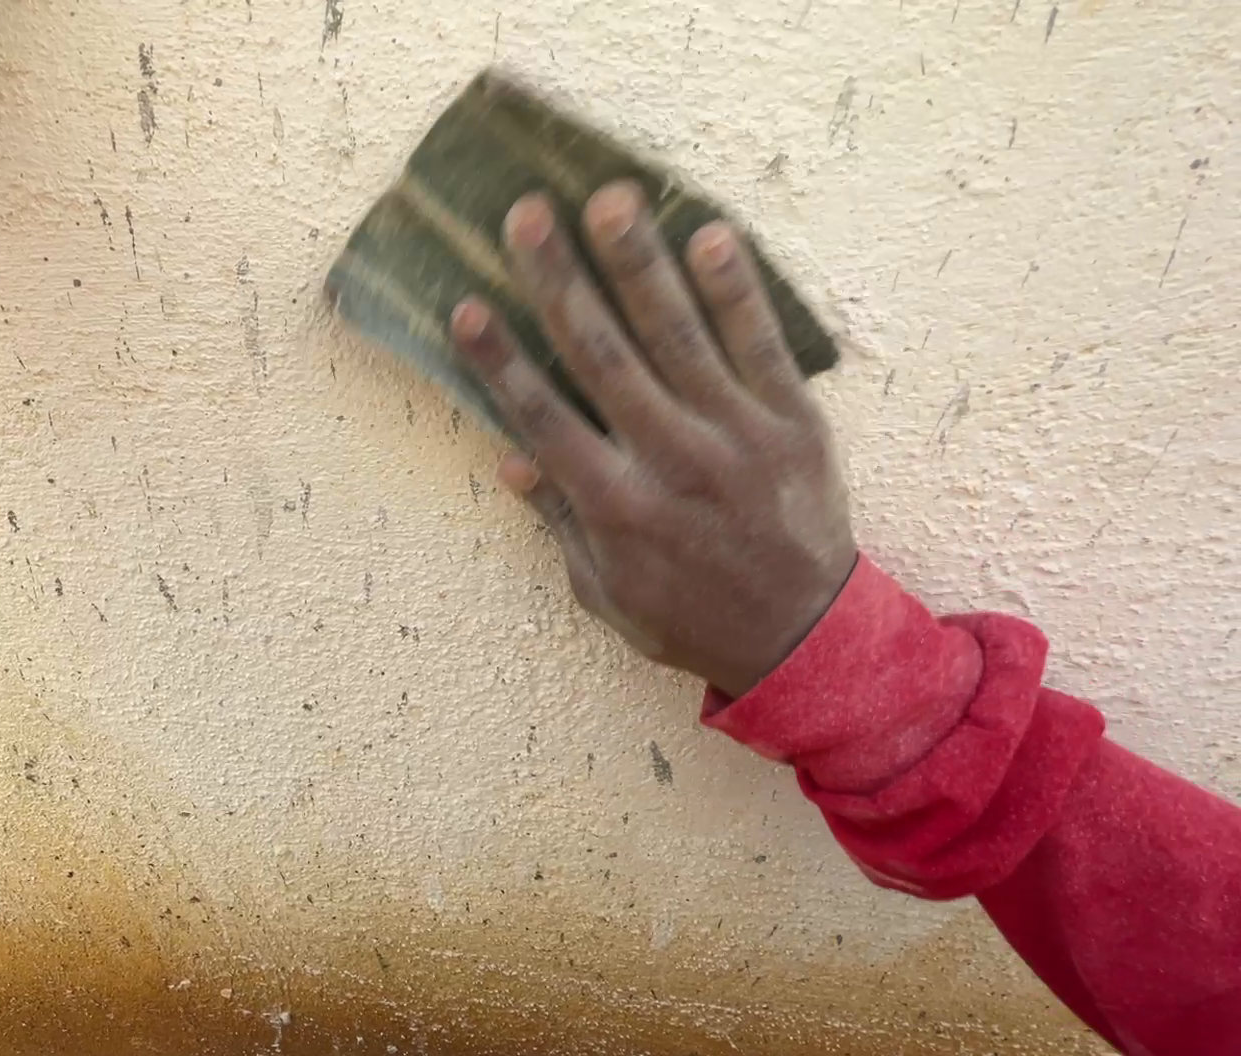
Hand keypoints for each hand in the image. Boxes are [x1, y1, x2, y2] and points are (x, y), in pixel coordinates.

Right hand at [450, 181, 855, 695]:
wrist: (804, 640)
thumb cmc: (684, 617)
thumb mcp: (601, 589)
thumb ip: (559, 522)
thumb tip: (512, 460)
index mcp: (614, 506)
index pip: (542, 419)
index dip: (500, 362)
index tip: (467, 308)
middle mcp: (669, 460)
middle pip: (603, 358)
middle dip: (560, 284)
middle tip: (528, 216)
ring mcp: (735, 435)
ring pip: (678, 336)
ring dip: (640, 264)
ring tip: (610, 199)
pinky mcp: (793, 423)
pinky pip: (762, 346)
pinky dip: (737, 291)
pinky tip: (711, 234)